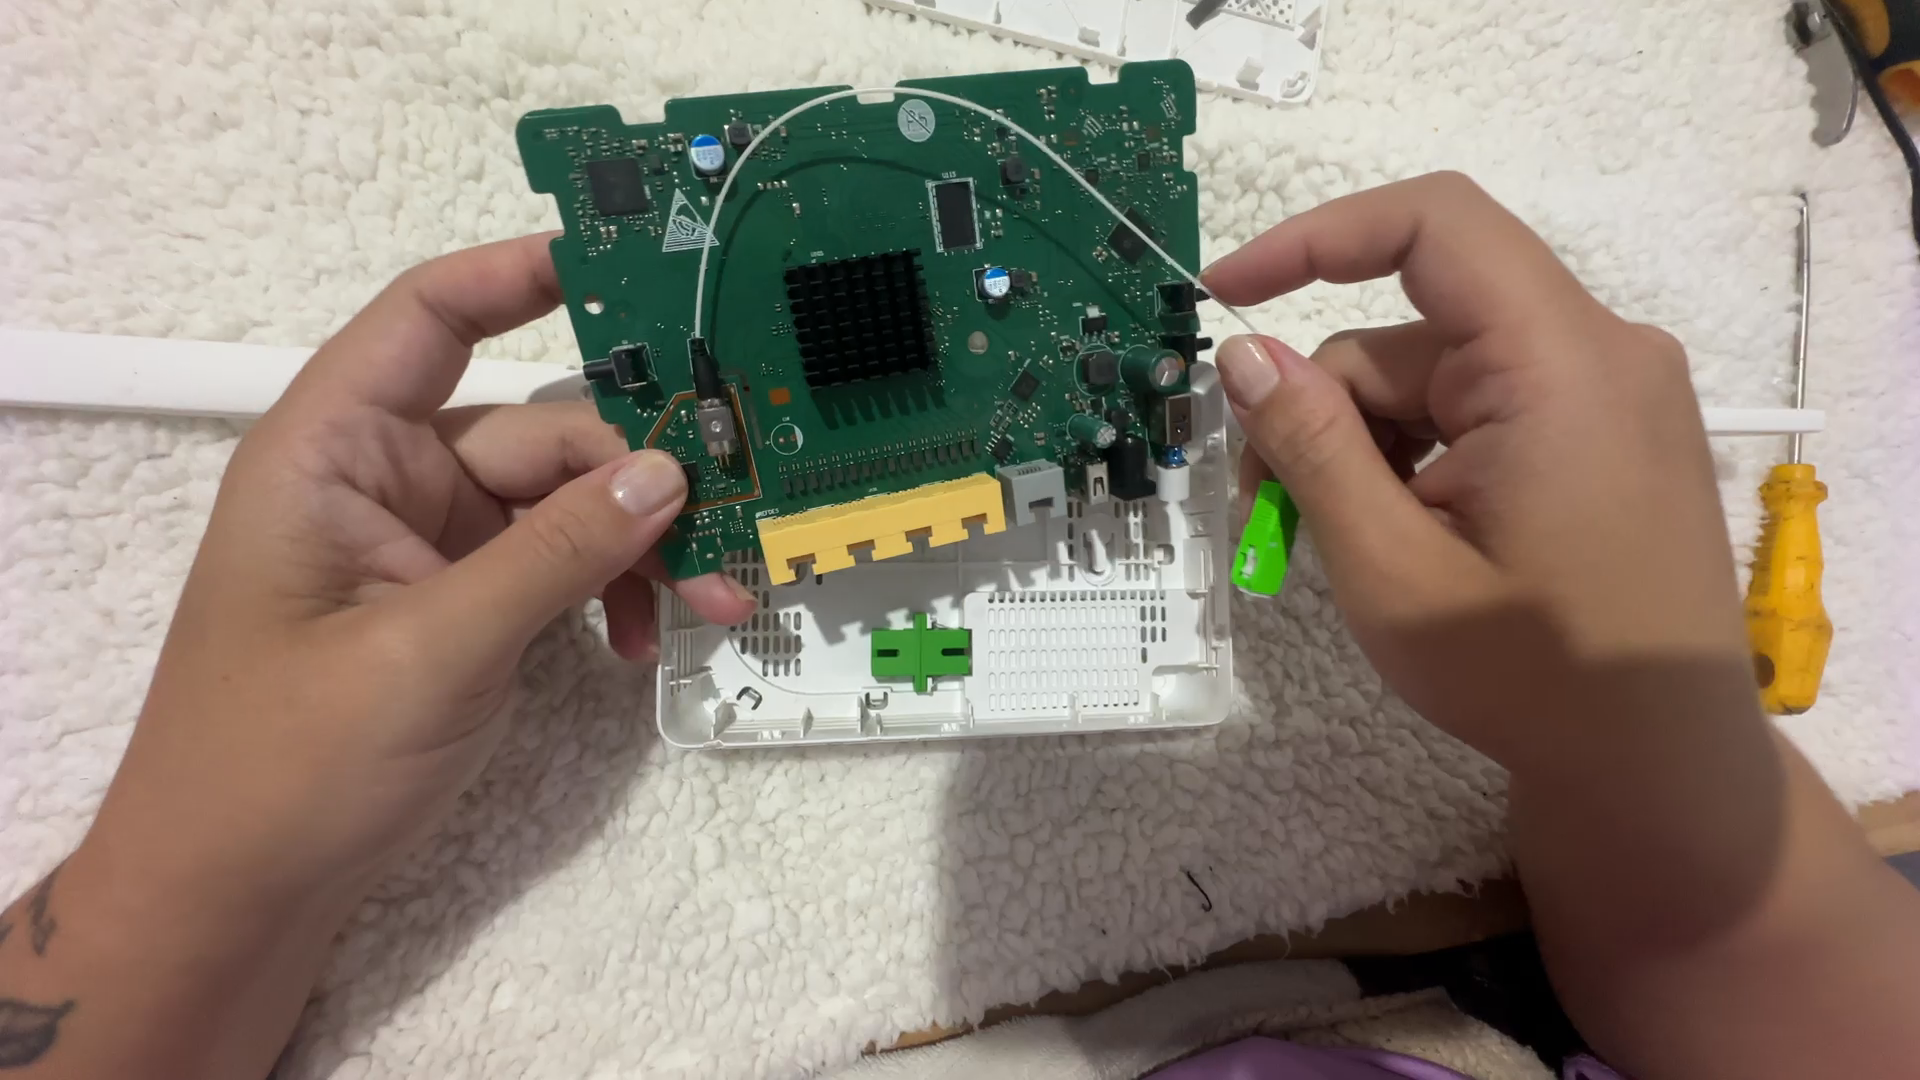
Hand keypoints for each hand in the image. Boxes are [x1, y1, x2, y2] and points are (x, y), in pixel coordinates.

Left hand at [5, 235, 755, 1079]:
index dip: (512, 277)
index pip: (425, 322)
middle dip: (641, 488)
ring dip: (651, 550)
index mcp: (341, 454)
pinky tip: (645, 641)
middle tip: (723, 533)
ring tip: (713, 601)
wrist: (257, 887)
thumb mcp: (435, 647)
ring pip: (582, 507)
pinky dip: (623, 593)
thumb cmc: (295, 759)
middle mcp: (403, 480)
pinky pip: (580, 563)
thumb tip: (669, 473)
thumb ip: (556, 553)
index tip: (613, 265)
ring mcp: (454, 541)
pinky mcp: (491, 595)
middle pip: (551, 437)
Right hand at [1203, 174, 1919, 1079]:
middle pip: (1400, 337)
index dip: (1311, 240)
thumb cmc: (1522, 671)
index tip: (1220, 294)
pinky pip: (1450, 416)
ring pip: (1414, 384)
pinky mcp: (1571, 436)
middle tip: (1260, 502)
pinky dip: (1390, 462)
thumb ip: (1310, 445)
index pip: (1431, 228)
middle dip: (1313, 408)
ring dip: (1345, 448)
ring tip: (1316, 535)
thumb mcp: (1386, 562)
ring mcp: (1583, 397)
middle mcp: (1585, 355)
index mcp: (1557, 365)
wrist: (1648, 762)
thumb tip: (1242, 355)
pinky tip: (1375, 530)